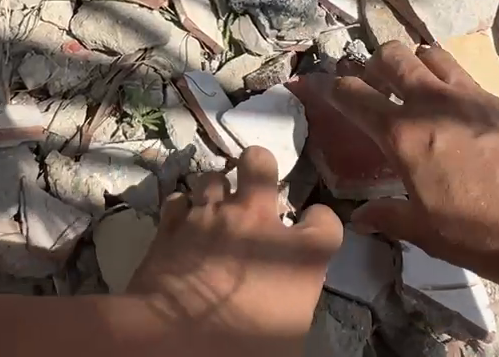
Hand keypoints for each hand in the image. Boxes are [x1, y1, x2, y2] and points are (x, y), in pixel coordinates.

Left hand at [125, 145, 343, 356]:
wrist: (176, 342)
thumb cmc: (244, 351)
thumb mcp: (288, 335)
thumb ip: (293, 297)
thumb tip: (287, 296)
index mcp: (297, 254)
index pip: (326, 221)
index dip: (319, 224)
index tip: (310, 231)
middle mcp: (256, 221)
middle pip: (260, 161)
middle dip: (258, 169)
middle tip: (255, 190)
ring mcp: (211, 214)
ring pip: (214, 176)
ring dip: (216, 192)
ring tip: (215, 212)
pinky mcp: (173, 221)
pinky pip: (179, 199)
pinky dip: (183, 210)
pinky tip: (183, 225)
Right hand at [326, 40, 498, 292]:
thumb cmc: (495, 240)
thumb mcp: (434, 237)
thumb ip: (392, 217)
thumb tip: (360, 218)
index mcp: (404, 135)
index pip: (350, 95)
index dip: (323, 85)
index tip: (306, 81)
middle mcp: (432, 103)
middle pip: (388, 56)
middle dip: (370, 63)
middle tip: (369, 85)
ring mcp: (471, 96)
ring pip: (428, 53)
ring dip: (413, 62)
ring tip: (414, 85)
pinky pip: (465, 74)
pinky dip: (450, 80)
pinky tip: (460, 109)